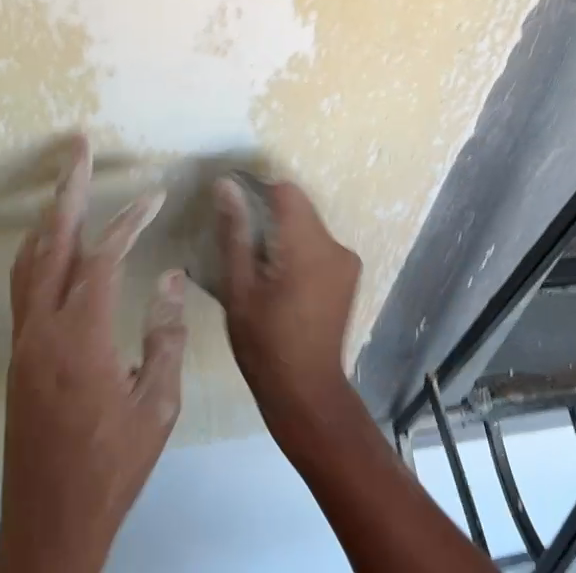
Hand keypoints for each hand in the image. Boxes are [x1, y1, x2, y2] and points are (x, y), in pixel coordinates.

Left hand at [0, 137, 186, 572]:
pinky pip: (24, 286)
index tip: (154, 197)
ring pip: (29, 261)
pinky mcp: (18, 357)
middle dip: (66, 190)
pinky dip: (39, 251)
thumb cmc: (113, 465)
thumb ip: (166, 337)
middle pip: (51, 242)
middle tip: (78, 147)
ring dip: (49, 217)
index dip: (129, 220)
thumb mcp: (156, 405)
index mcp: (81, 339)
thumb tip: (173, 281)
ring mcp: (23, 342)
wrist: (51, 519)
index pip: (103, 258)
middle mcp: (42, 330)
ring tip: (66, 183)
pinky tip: (54, 246)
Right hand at [214, 176, 363, 434]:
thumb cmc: (264, 343)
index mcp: (309, 247)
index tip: (235, 209)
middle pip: (299, 209)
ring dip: (284, 236)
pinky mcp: (349, 275)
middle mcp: (336, 247)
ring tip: (259, 267)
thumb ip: (234, 233)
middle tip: (241, 245)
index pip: (287, 192)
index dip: (259, 192)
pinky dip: (299, 251)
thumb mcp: (239, 289)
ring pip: (309, 228)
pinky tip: (280, 281)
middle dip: (270, 217)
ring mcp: (347, 262)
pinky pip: (319, 247)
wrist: (305, 390)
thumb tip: (226, 186)